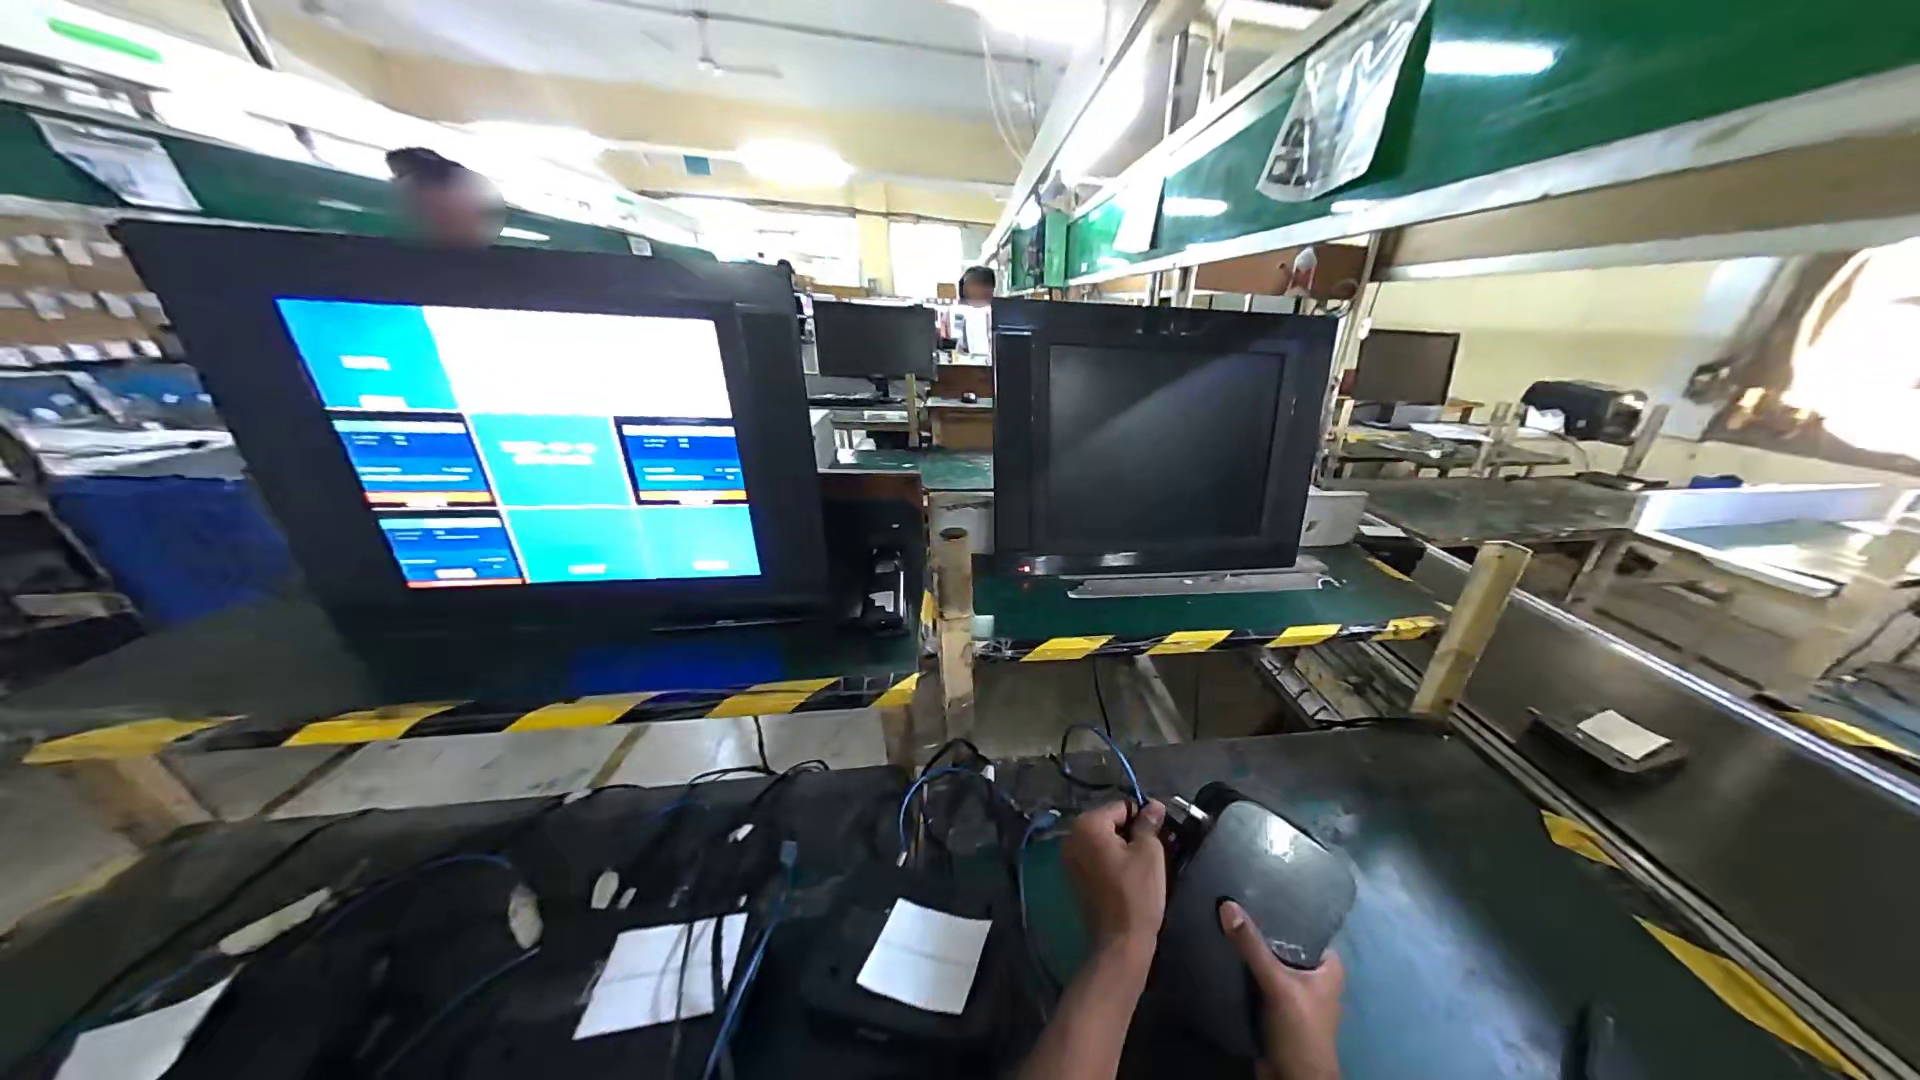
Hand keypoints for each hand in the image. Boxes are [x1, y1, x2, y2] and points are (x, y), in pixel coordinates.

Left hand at [1062, 799, 1166, 954]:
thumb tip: (1154, 805)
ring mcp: (1069, 856)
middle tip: (1153, 850)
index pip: (1121, 807)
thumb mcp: (1149, 852)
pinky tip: (1128, 874)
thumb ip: (1148, 824)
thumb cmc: (1136, 892)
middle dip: (1131, 831)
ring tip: (1142, 864)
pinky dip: (1111, 858)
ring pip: (1103, 839)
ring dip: (1122, 845)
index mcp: (1087, 824)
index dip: (1142, 817)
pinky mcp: (1074, 875)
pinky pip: (1095, 855)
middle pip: (1109, 822)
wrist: (1120, 940)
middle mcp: (1071, 835)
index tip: (1159, 834)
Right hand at [1219, 900, 1344, 1079]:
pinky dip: (1244, 966)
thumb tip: (1227, 904)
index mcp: (1329, 970)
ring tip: (1224, 917)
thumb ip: (1252, 946)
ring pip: (1270, 959)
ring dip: (1251, 947)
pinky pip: (1257, 977)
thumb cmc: (1301, 1033)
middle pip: (1285, 941)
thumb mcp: (1278, 985)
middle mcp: (1313, 978)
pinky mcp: (1274, 1006)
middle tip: (1235, 898)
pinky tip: (1223, 949)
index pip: (1309, 927)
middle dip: (1262, 925)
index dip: (1288, 909)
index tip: (1260, 888)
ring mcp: (1293, 993)